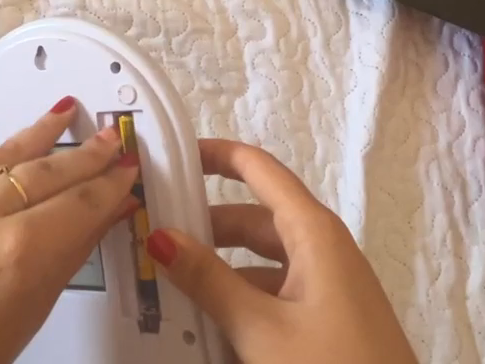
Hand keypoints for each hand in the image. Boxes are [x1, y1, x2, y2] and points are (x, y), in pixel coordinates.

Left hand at [0, 98, 140, 363]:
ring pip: (6, 154)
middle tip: (111, 137)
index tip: (127, 166)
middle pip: (48, 171)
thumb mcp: (32, 307)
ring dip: (41, 133)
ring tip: (66, 112)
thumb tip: (110, 209)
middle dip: (86, 154)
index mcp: (17, 253)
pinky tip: (16, 147)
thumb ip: (73, 249)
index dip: (109, 183)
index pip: (79, 203)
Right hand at [147, 140, 416, 363]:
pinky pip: (276, 295)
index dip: (215, 154)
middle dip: (205, 225)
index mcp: (312, 231)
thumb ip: (208, 280)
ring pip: (262, 262)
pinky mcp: (330, 324)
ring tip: (170, 283)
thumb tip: (159, 234)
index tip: (170, 154)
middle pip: (253, 219)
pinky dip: (242, 301)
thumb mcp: (261, 329)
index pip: (257, 168)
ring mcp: (328, 288)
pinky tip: (208, 327)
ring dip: (220, 270)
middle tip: (154, 232)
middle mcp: (322, 249)